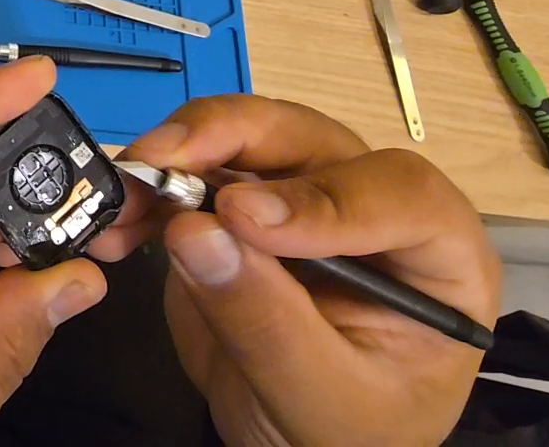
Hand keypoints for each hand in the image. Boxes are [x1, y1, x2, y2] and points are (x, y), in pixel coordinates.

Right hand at [119, 96, 500, 446]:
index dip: (325, 196)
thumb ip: (264, 321)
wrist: (284, 440)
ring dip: (171, 154)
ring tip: (122, 194)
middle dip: (222, 137)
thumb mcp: (317, 399)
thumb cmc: (337, 431)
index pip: (401, 195)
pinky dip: (147, 184)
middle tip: (155, 162)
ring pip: (238, 132)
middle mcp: (363, 202)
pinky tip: (117, 223)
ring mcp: (293, 189)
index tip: (241, 216)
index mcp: (430, 256)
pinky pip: (189, 164)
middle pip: (303, 136)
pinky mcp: (233, 193)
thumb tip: (193, 229)